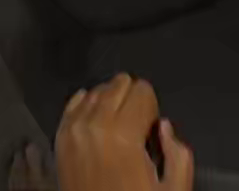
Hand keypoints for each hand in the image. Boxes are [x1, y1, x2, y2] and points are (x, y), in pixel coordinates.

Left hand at [56, 73, 194, 190]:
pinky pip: (76, 101)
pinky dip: (89, 107)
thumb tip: (164, 126)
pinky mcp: (59, 136)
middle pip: (118, 83)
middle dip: (132, 101)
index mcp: (123, 135)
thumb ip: (178, 156)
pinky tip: (99, 127)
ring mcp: (73, 128)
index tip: (152, 131)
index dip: (152, 109)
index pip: (141, 90)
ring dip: (111, 102)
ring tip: (119, 132)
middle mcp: (94, 123)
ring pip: (96, 89)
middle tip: (138, 132)